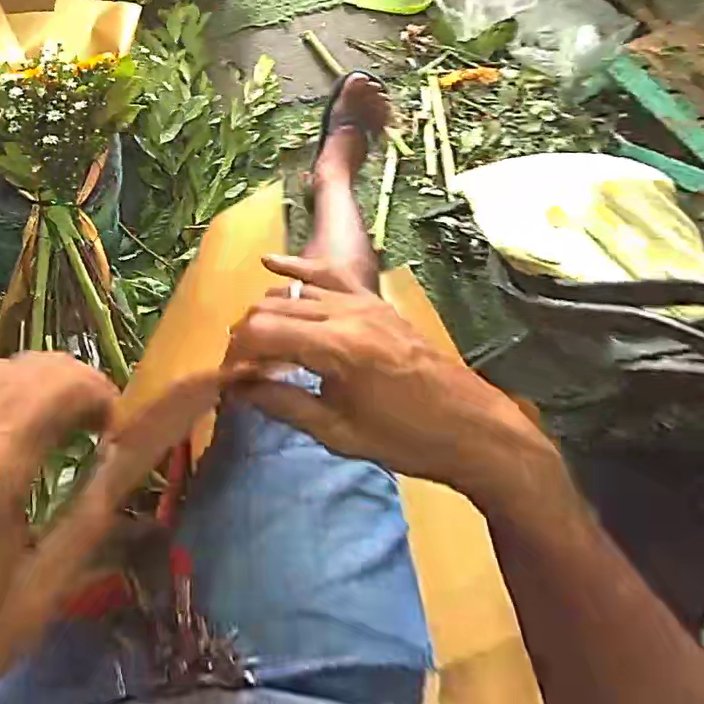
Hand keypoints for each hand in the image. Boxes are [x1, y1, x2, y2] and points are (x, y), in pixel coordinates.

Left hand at [0, 353, 220, 703]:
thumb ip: (93, 509)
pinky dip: (17, 384)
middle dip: (80, 382)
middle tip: (102, 426)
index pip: (59, 386)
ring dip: (49, 379)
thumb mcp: (44, 587)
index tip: (120, 427)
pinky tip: (30, 420)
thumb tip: (132, 452)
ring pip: (8, 364)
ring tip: (72, 422)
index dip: (101, 392)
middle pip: (35, 366)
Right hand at [225, 254, 556, 505]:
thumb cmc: (406, 440)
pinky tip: (269, 263)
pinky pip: (326, 276)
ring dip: (266, 313)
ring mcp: (361, 302)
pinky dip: (295, 269)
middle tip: (239, 367)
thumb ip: (281, 403)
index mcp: (335, 347)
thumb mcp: (337, 432)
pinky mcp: (373, 302)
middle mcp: (344, 313)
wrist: (474, 430)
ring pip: (292, 292)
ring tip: (257, 344)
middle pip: (270, 308)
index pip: (261, 333)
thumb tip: (236, 388)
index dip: (236, 353)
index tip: (228, 377)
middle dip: (245, 335)